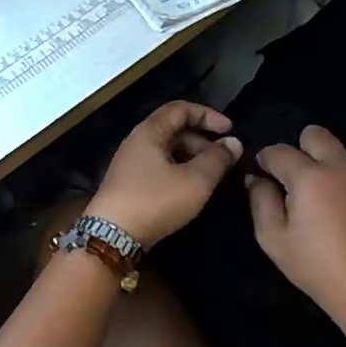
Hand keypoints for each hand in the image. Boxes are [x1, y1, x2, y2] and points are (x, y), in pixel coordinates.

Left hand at [85, 102, 241, 247]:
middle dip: (203, 139)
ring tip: (213, 175)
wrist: (111, 238)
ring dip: (193, 157)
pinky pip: (161, 167)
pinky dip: (180, 170)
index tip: (230, 130)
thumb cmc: (154, 201)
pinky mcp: (130, 184)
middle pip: (174, 129)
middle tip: (225, 158)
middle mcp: (138, 142)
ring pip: (168, 150)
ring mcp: (131, 164)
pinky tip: (192, 188)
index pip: (181, 109)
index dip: (208, 114)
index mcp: (150, 132)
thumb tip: (234, 143)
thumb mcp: (195, 181)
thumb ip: (217, 159)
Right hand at [248, 126, 345, 329]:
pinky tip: (336, 212)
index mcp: (310, 176)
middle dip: (297, 147)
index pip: (279, 151)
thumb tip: (257, 179)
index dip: (264, 160)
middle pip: (315, 134)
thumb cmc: (321, 269)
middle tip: (290, 180)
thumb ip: (261, 202)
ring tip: (313, 200)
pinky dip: (338, 178)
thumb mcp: (275, 241)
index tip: (260, 176)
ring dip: (320, 162)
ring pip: (337, 150)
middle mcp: (340, 167)